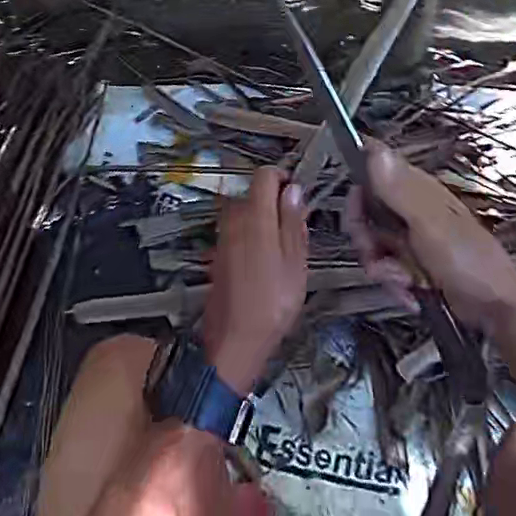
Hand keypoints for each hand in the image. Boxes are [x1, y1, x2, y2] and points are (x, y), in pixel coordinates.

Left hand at [201, 167, 307, 393]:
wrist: (234, 340)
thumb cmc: (273, 301)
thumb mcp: (295, 261)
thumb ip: (293, 220)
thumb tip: (293, 189)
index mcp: (254, 215)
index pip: (264, 175)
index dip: (283, 178)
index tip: (298, 198)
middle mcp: (233, 218)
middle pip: (255, 193)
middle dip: (276, 203)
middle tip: (297, 231)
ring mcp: (222, 235)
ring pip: (247, 212)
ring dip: (265, 221)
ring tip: (284, 252)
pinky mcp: (218, 252)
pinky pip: (239, 230)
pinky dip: (253, 236)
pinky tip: (265, 263)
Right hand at [345, 141, 515, 329]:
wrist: (496, 311)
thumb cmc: (469, 262)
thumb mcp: (429, 223)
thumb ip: (399, 189)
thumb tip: (374, 150)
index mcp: (416, 187)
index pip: (374, 166)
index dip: (358, 184)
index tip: (356, 210)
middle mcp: (410, 207)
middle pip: (365, 211)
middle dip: (365, 238)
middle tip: (376, 254)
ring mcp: (411, 236)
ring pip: (373, 243)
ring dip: (382, 267)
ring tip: (403, 280)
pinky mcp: (413, 262)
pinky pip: (386, 267)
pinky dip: (393, 282)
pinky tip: (411, 291)